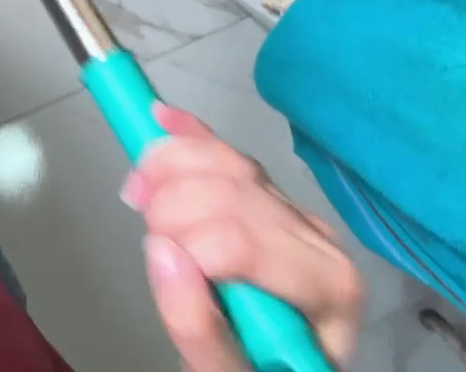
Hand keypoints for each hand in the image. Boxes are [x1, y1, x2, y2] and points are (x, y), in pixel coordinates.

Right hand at [124, 105, 364, 370]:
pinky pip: (224, 150)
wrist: (272, 366)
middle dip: (171, 205)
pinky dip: (187, 136)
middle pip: (231, 192)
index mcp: (326, 286)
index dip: (188, 243)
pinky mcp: (265, 194)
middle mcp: (317, 237)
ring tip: (139, 197)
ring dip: (168, 165)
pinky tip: (160, 118)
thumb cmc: (259, 369)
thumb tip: (161, 253)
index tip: (158, 264)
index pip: (241, 240)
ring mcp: (292, 211)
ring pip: (225, 161)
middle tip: (146, 237)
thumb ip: (200, 330)